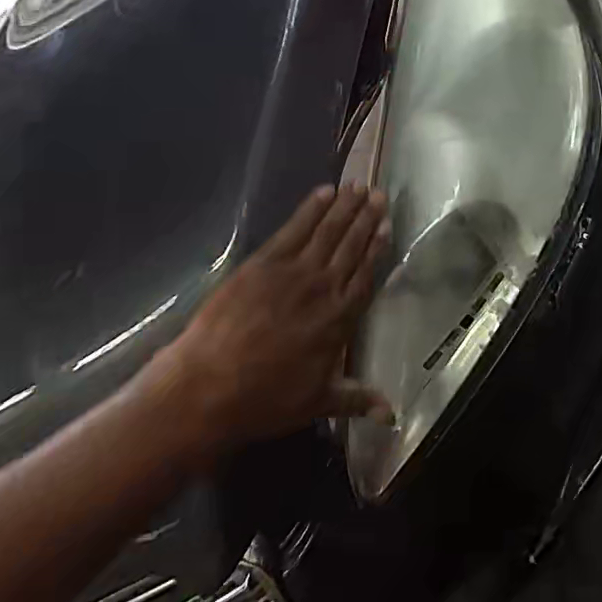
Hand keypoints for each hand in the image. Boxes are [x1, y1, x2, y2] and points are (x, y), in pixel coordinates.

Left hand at [140, 184, 391, 461]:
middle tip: (378, 194)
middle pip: (351, 246)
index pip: (365, 274)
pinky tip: (323, 193)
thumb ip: (358, 399)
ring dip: (344, 208)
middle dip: (366, 219)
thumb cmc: (265, 399)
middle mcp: (323, 288)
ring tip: (358, 187)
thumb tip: (393, 414)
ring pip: (328, 232)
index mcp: (339, 319)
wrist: (208, 387)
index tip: (387, 225)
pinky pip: (294, 228)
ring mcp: (294, 272)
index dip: (377, 248)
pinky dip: (310, 209)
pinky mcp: (264, 262)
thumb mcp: (317, 403)